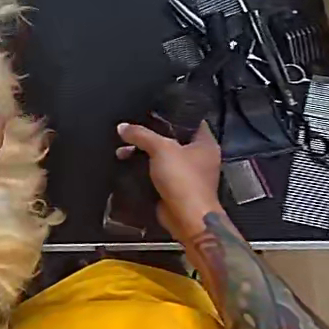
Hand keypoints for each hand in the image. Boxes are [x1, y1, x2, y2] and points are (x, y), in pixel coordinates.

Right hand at [116, 120, 222, 242]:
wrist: (186, 218)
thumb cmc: (183, 179)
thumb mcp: (161, 149)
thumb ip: (142, 135)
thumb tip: (123, 127)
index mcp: (206, 144)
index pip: (191, 121)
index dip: (173, 114)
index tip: (154, 110)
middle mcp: (200, 158)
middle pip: (173, 140)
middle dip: (151, 136)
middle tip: (133, 131)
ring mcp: (188, 175)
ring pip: (163, 158)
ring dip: (145, 154)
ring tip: (124, 149)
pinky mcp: (176, 189)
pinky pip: (158, 174)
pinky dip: (145, 170)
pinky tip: (128, 164)